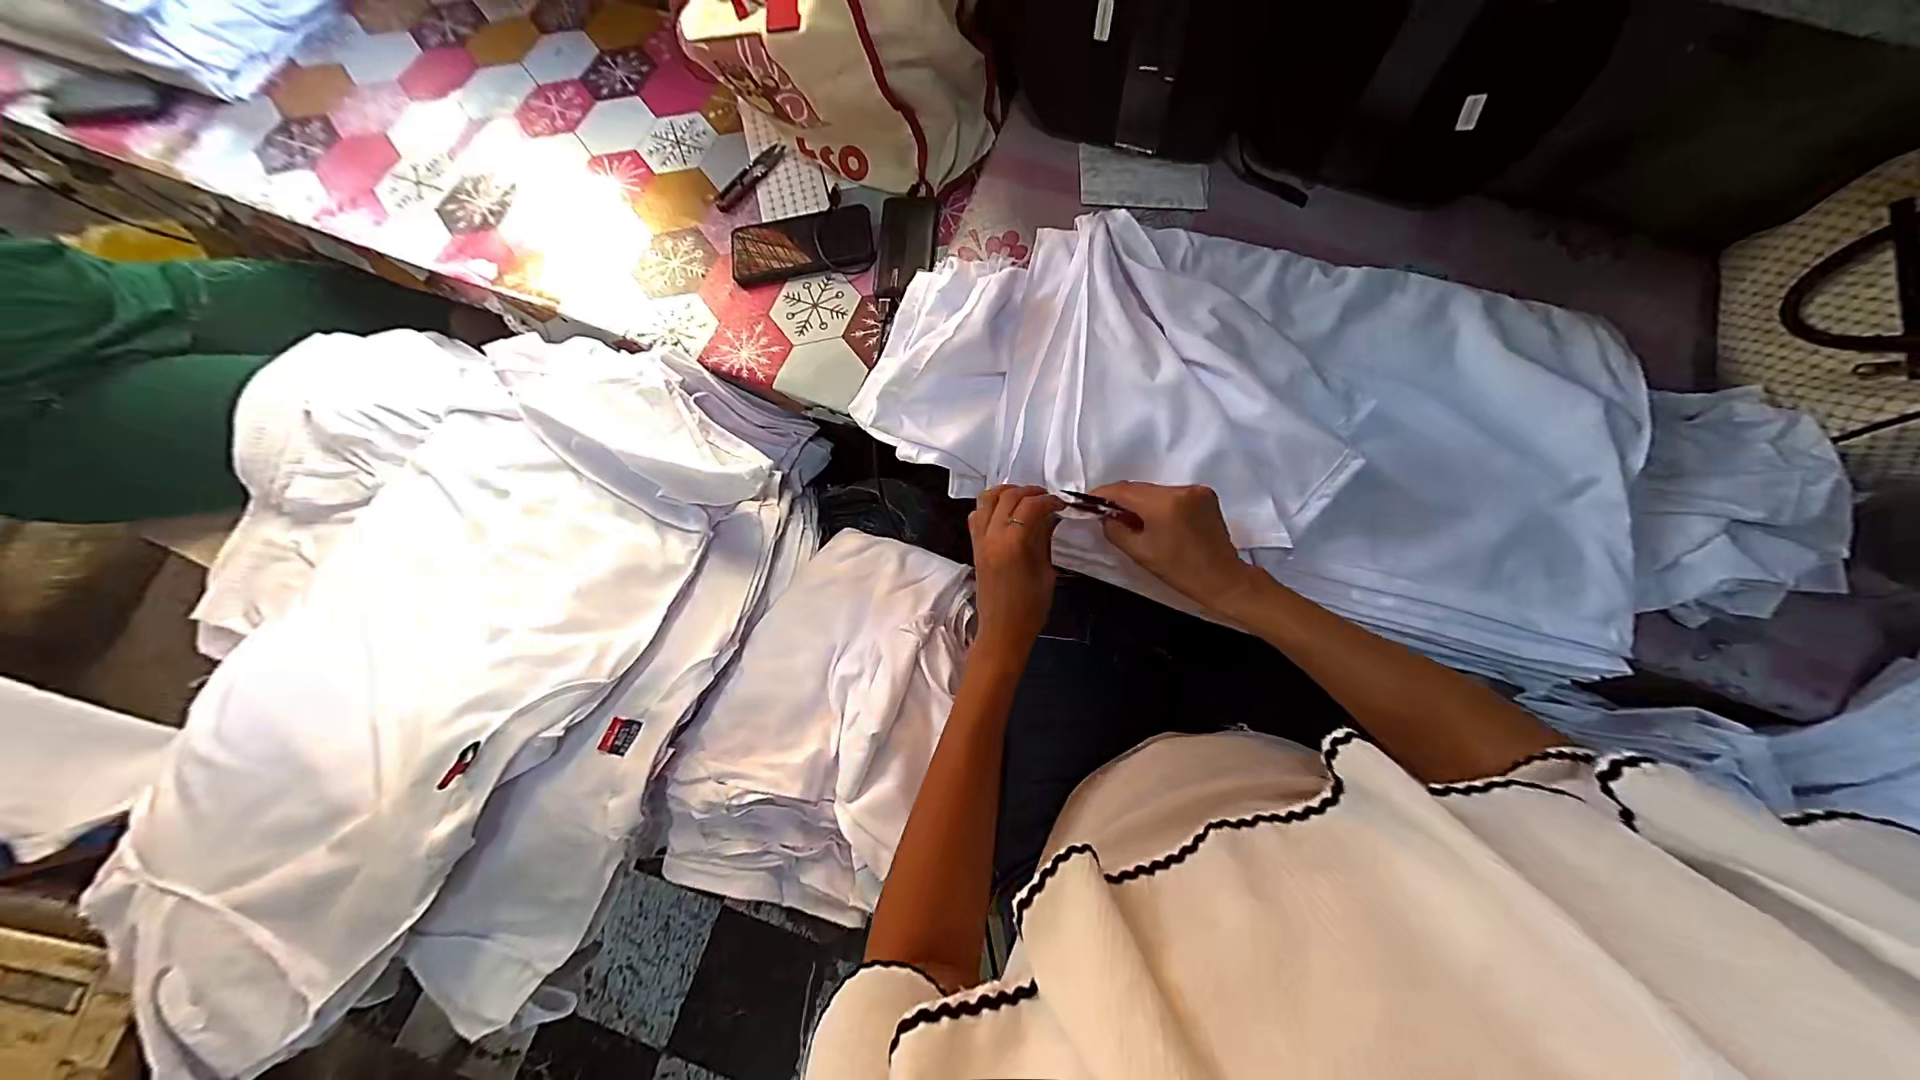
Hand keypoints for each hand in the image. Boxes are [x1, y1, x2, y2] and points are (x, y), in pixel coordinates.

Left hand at [968, 484, 1062, 650]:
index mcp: (1013, 544)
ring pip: (987, 499)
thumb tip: (1050, 517)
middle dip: (1030, 492)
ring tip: (1024, 498)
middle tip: (1047, 498)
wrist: (1002, 631)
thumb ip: (1044, 539)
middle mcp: (992, 536)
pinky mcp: (974, 546)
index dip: (1049, 500)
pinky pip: (977, 515)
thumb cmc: (1030, 608)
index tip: (1061, 503)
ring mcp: (979, 540)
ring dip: (1007, 492)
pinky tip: (1006, 512)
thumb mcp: (1045, 572)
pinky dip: (990, 506)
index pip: (1030, 506)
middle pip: (1008, 497)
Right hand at [1089, 482, 1262, 613]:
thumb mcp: (1139, 552)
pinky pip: (1172, 494)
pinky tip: (1157, 520)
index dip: (1102, 494)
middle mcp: (1180, 490)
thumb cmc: (1178, 570)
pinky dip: (1160, 503)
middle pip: (1140, 488)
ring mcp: (1196, 490)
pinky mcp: (1205, 495)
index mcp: (1162, 504)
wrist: (1222, 579)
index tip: (1087, 501)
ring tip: (1133, 520)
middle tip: (1106, 513)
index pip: (1123, 490)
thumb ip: (1115, 529)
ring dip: (1141, 502)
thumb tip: (1105, 515)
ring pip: (1156, 490)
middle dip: (1121, 499)